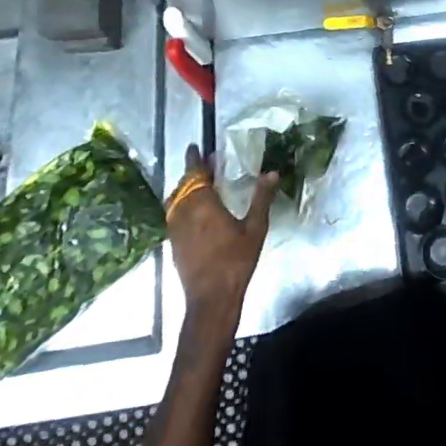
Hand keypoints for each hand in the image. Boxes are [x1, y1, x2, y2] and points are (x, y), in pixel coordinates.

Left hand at [166, 145, 272, 328]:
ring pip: (176, 199)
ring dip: (185, 188)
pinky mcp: (173, 242)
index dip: (194, 159)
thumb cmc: (236, 261)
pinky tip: (195, 210)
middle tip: (207, 164)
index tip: (195, 146)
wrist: (211, 298)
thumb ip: (261, 199)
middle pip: (183, 185)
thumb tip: (271, 173)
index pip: (195, 174)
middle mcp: (183, 212)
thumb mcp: (255, 229)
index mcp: (203, 204)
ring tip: (200, 184)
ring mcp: (175, 228)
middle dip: (193, 172)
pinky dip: (182, 203)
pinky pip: (174, 213)